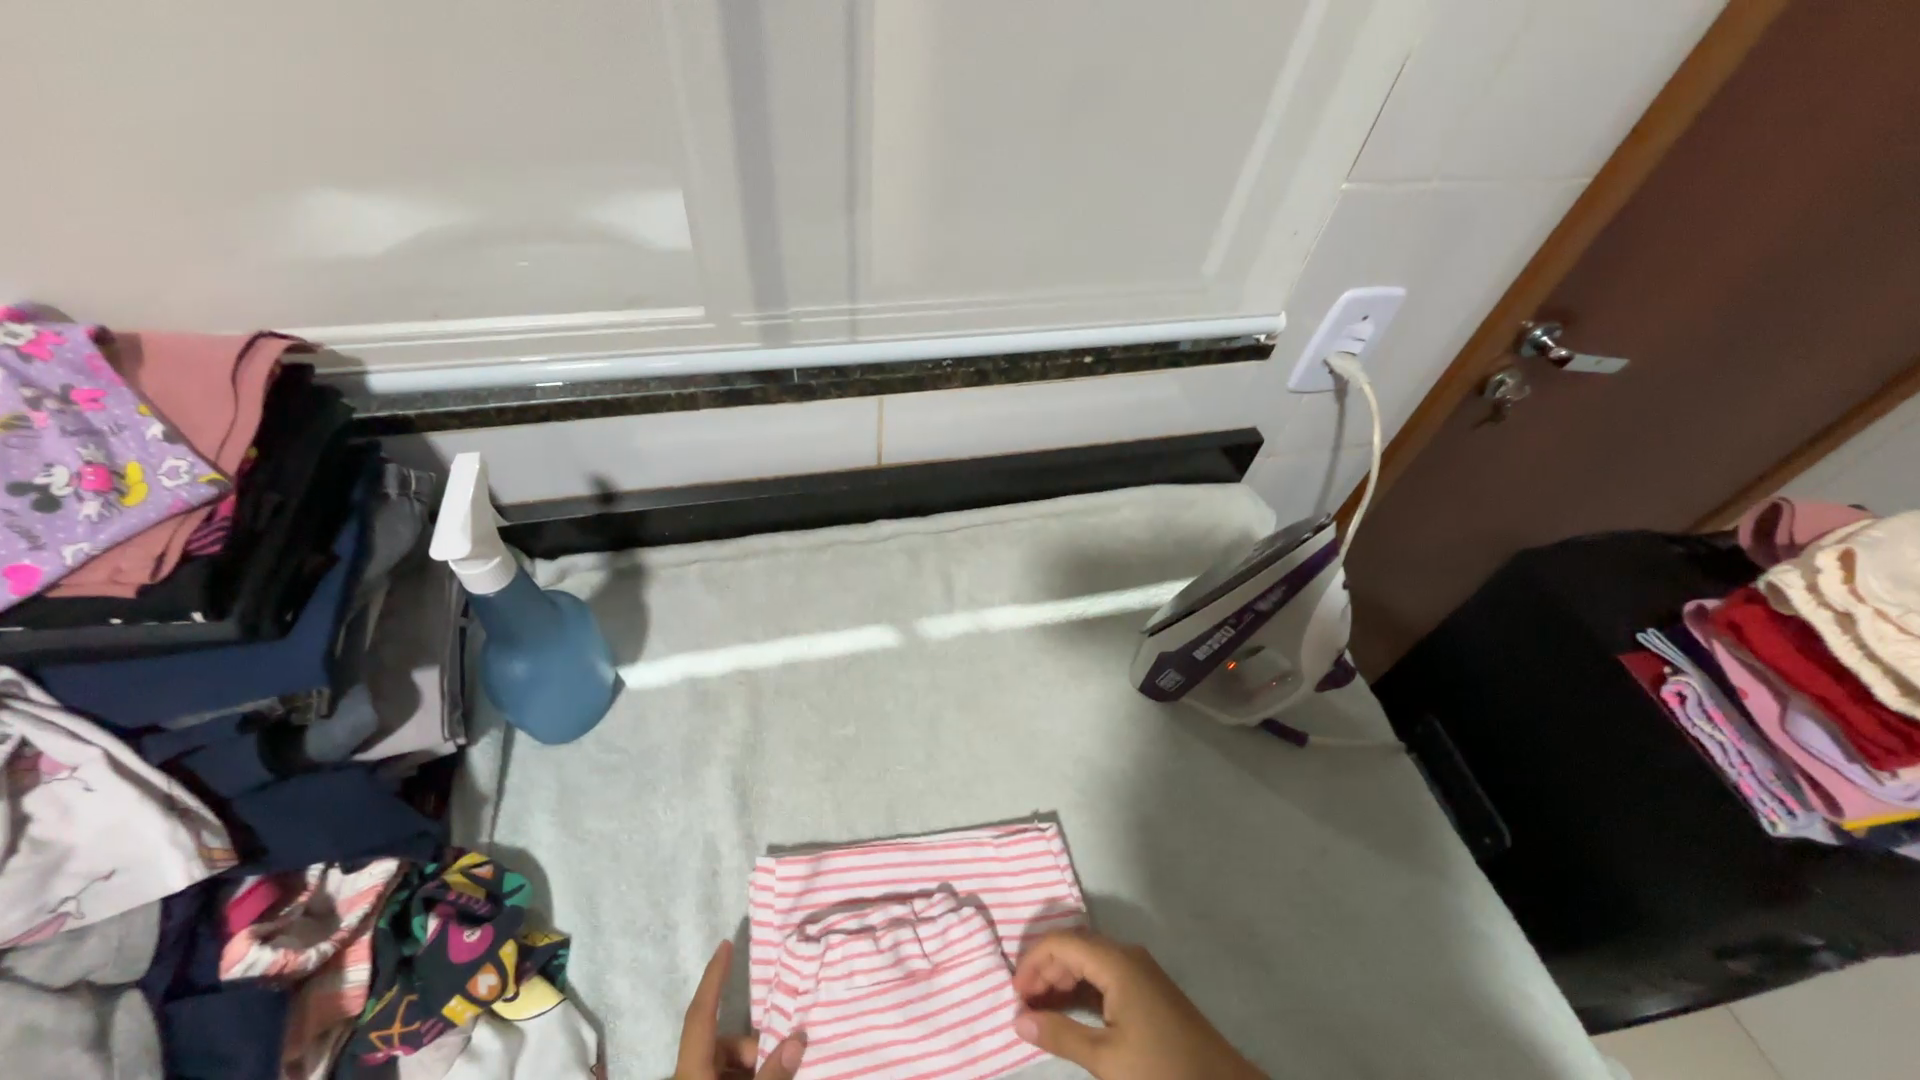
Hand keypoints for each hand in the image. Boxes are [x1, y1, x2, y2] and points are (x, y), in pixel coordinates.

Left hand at [675, 940, 805, 1079]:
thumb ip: (772, 1072)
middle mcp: (689, 1072)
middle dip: (755, 1048)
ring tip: (780, 1075)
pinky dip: (749, 1076)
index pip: (701, 1012)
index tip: (725, 944)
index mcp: (692, 1069)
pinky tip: (768, 1079)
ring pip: (729, 1062)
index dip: (714, 977)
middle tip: (784, 1059)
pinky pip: (727, 1076)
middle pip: (724, 1042)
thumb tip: (798, 1038)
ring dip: (755, 1065)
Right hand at [1012, 930, 1263, 1079]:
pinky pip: (1104, 975)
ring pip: (1088, 961)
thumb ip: (1059, 1034)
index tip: (1014, 996)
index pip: (1061, 942)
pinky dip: (1081, 989)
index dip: (1032, 963)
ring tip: (1039, 1012)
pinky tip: (1068, 1014)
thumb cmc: (1162, 1068)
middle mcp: (1127, 955)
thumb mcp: (1105, 1058)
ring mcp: (1140, 970)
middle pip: (1074, 947)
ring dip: (1061, 980)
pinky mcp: (1147, 988)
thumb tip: (1018, 1019)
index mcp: (1116, 962)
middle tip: (1023, 1006)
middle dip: (1044, 971)